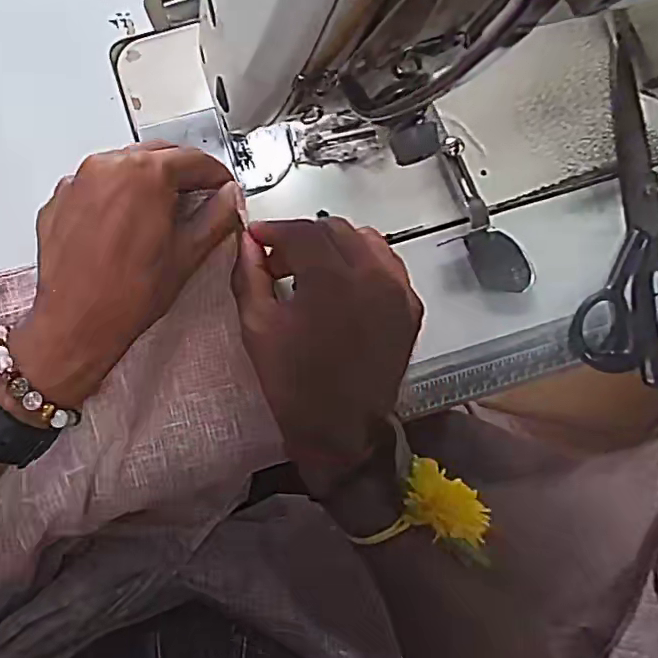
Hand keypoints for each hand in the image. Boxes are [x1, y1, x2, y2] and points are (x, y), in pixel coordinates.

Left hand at [9, 143, 242, 404]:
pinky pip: (93, 187)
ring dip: (144, 183)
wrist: (76, 323)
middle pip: (156, 156)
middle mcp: (107, 168)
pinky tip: (121, 228)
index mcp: (145, 174)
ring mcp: (78, 183)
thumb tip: (228, 200)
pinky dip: (111, 198)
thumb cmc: (123, 297)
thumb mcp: (186, 255)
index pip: (193, 159)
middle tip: (196, 199)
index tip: (221, 186)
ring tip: (156, 217)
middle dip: (179, 174)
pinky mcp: (59, 201)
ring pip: (122, 168)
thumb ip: (216, 217)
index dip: (215, 175)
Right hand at [231, 217, 422, 497]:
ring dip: (332, 246)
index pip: (301, 231)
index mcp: (331, 281)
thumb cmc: (296, 385)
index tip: (257, 237)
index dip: (273, 230)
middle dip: (300, 238)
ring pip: (364, 240)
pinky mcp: (409, 307)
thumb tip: (247, 245)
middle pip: (333, 229)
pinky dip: (360, 262)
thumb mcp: (257, 326)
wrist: (340, 428)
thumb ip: (249, 276)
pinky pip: (386, 264)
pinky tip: (340, 284)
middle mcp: (371, 277)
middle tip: (276, 258)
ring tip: (309, 270)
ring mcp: (396, 291)